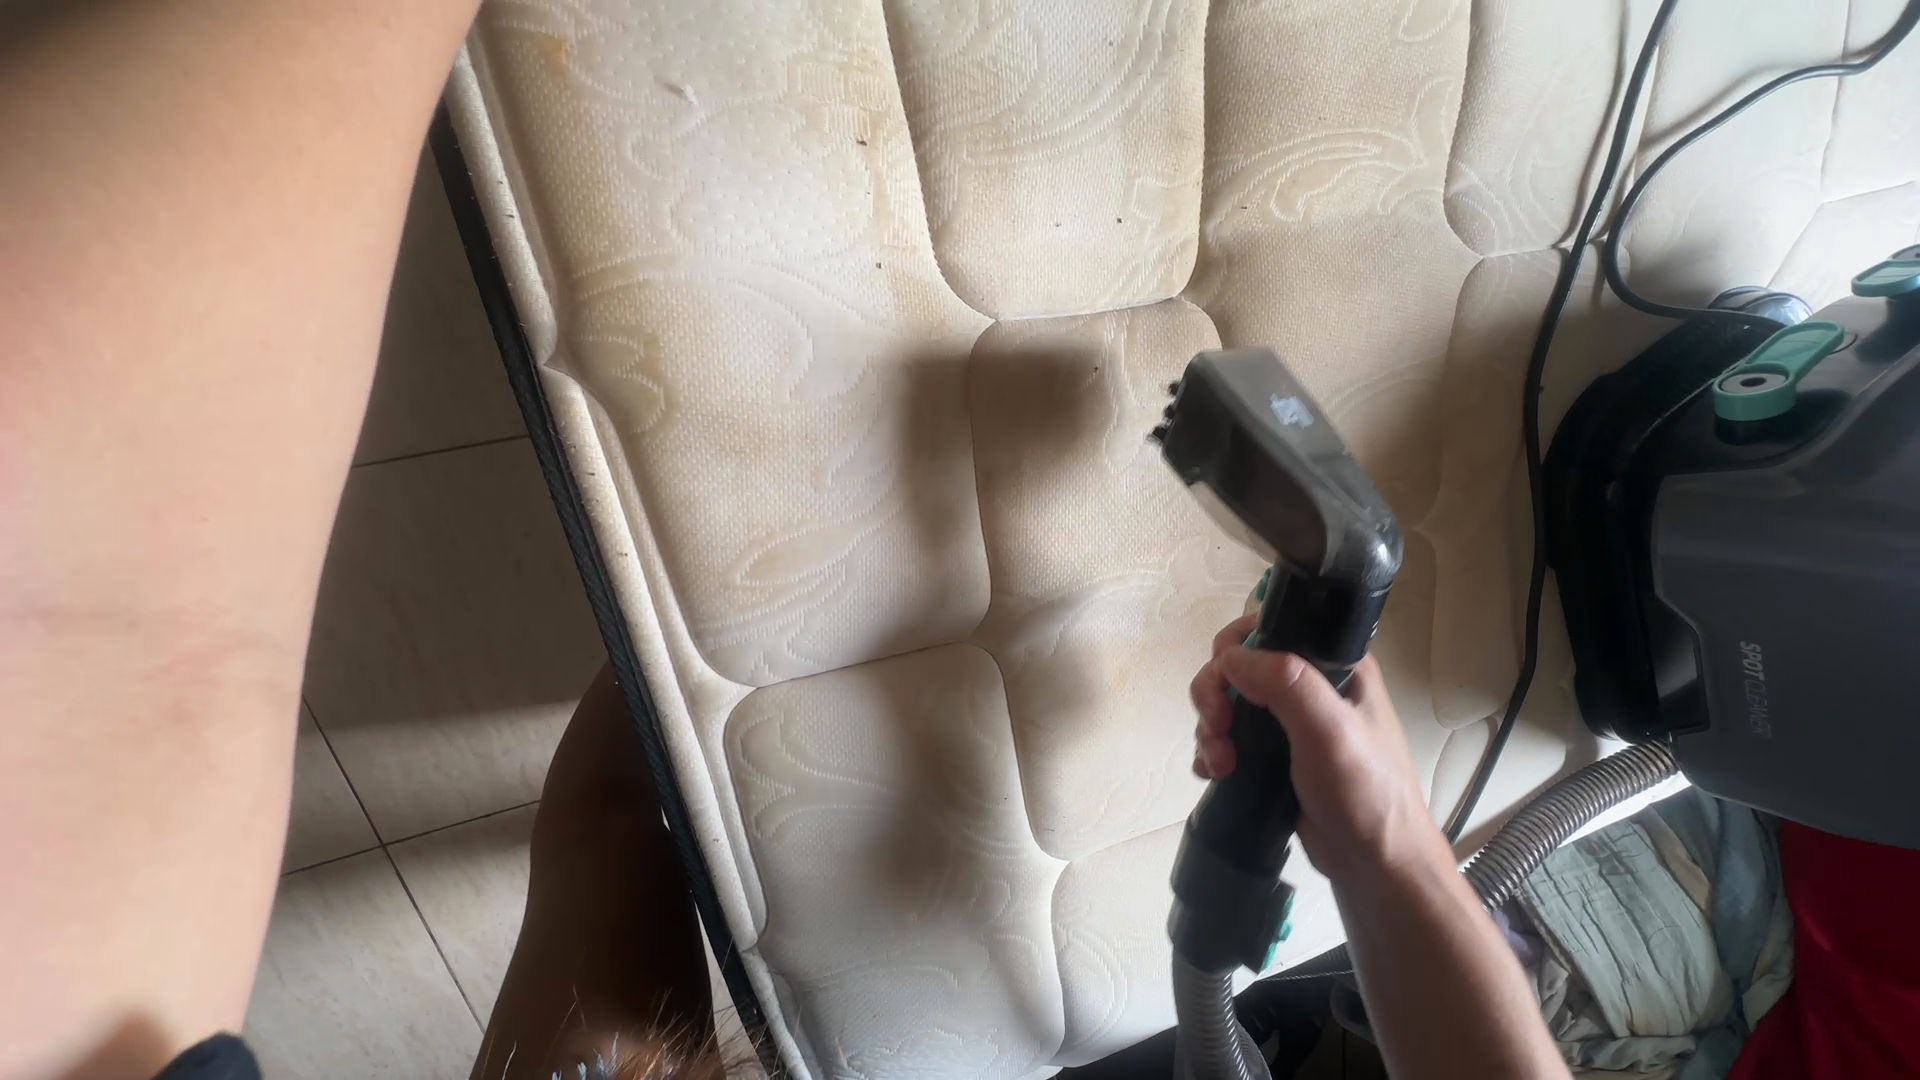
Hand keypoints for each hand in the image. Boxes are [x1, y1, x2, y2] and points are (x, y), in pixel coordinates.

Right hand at [1189, 617, 1442, 882]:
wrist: (1373, 865)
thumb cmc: (1364, 792)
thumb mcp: (1330, 730)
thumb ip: (1285, 683)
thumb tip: (1229, 657)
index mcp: (1335, 664)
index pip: (1272, 628)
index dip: (1237, 645)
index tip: (1224, 675)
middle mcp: (1309, 686)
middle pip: (1238, 667)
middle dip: (1215, 695)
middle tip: (1217, 727)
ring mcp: (1288, 721)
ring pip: (1226, 703)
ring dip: (1211, 729)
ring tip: (1220, 764)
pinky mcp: (1271, 754)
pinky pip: (1226, 737)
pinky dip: (1212, 750)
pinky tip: (1213, 771)